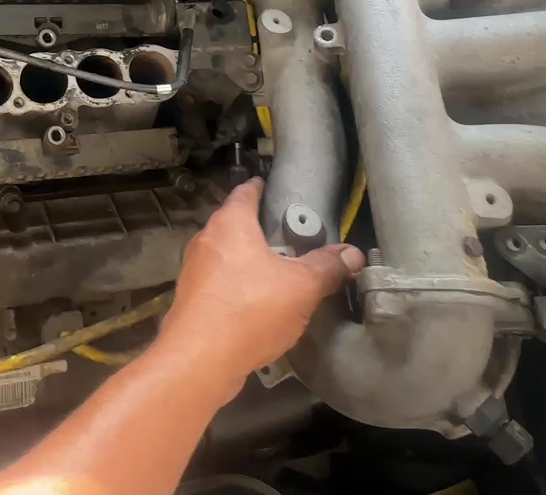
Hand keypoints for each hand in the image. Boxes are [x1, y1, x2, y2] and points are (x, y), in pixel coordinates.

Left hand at [151, 178, 364, 402]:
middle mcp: (207, 238)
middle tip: (291, 236)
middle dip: (261, 228)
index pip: (245, 191)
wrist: (200, 357)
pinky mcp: (193, 295)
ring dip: (250, 259)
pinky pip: (221, 280)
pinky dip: (239, 283)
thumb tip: (352, 254)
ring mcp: (195, 267)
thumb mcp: (300, 287)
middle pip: (236, 222)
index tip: (276, 188)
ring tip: (280, 271)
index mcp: (230, 223)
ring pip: (228, 253)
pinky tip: (258, 302)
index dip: (262, 187)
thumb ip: (326, 268)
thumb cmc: (250, 309)